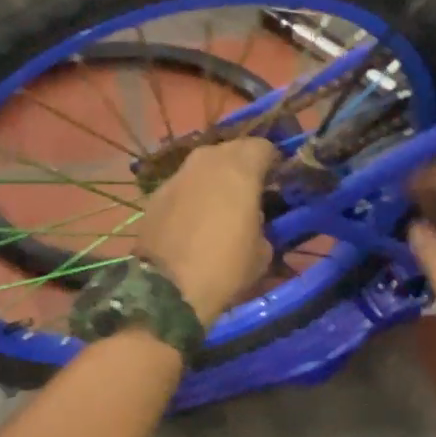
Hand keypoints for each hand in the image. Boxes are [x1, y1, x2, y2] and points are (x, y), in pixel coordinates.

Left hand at [136, 137, 277, 320]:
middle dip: (244, 167)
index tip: (279, 183)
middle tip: (252, 194)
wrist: (168, 289)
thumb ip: (263, 221)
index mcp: (240, 167)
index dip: (274, 164)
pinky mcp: (156, 194)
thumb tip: (255, 219)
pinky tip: (195, 221)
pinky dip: (194, 195)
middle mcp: (207, 160)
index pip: (265, 147)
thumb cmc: (226, 267)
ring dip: (216, 180)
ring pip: (205, 166)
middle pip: (232, 150)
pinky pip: (184, 185)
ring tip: (222, 207)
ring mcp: (177, 174)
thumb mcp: (263, 250)